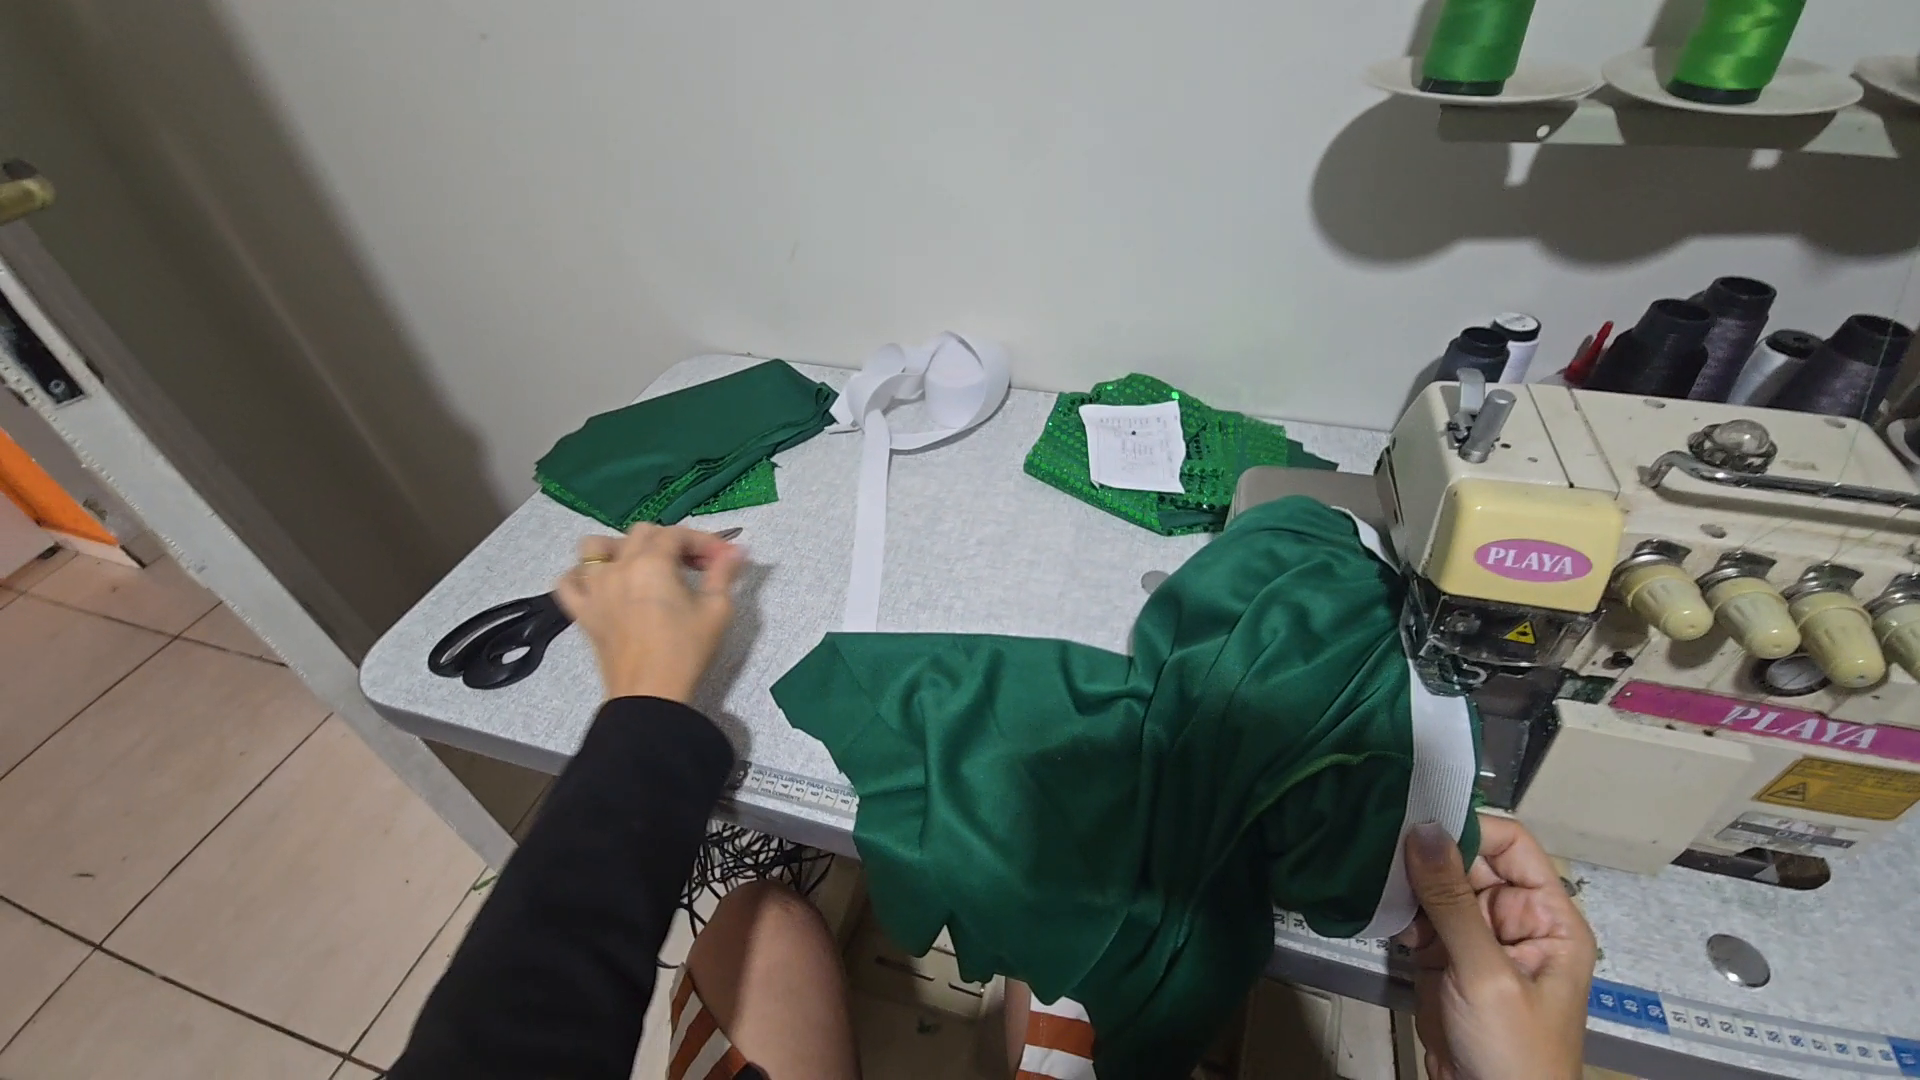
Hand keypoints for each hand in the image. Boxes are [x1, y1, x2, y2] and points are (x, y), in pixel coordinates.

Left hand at [555, 524, 744, 703]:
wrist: (651, 693)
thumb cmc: (687, 650)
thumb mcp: (717, 609)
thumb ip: (724, 573)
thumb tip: (737, 549)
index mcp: (653, 563)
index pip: (678, 534)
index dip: (705, 541)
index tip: (724, 558)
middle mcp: (619, 567)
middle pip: (642, 533)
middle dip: (671, 541)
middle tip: (695, 565)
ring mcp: (594, 589)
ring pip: (595, 548)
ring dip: (621, 548)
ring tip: (641, 564)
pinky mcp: (582, 612)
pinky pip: (568, 582)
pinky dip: (581, 575)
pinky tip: (601, 583)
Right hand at [1394, 816, 1596, 1079]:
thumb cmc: (1512, 1047)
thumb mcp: (1485, 973)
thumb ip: (1452, 900)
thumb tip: (1423, 825)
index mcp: (1546, 916)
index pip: (1512, 844)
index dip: (1469, 828)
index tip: (1416, 818)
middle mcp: (1512, 916)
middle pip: (1467, 857)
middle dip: (1425, 850)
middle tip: (1379, 839)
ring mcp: (1474, 934)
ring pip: (1435, 880)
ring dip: (1405, 878)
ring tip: (1373, 871)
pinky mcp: (1442, 950)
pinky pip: (1417, 909)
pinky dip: (1396, 905)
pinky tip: (1378, 906)